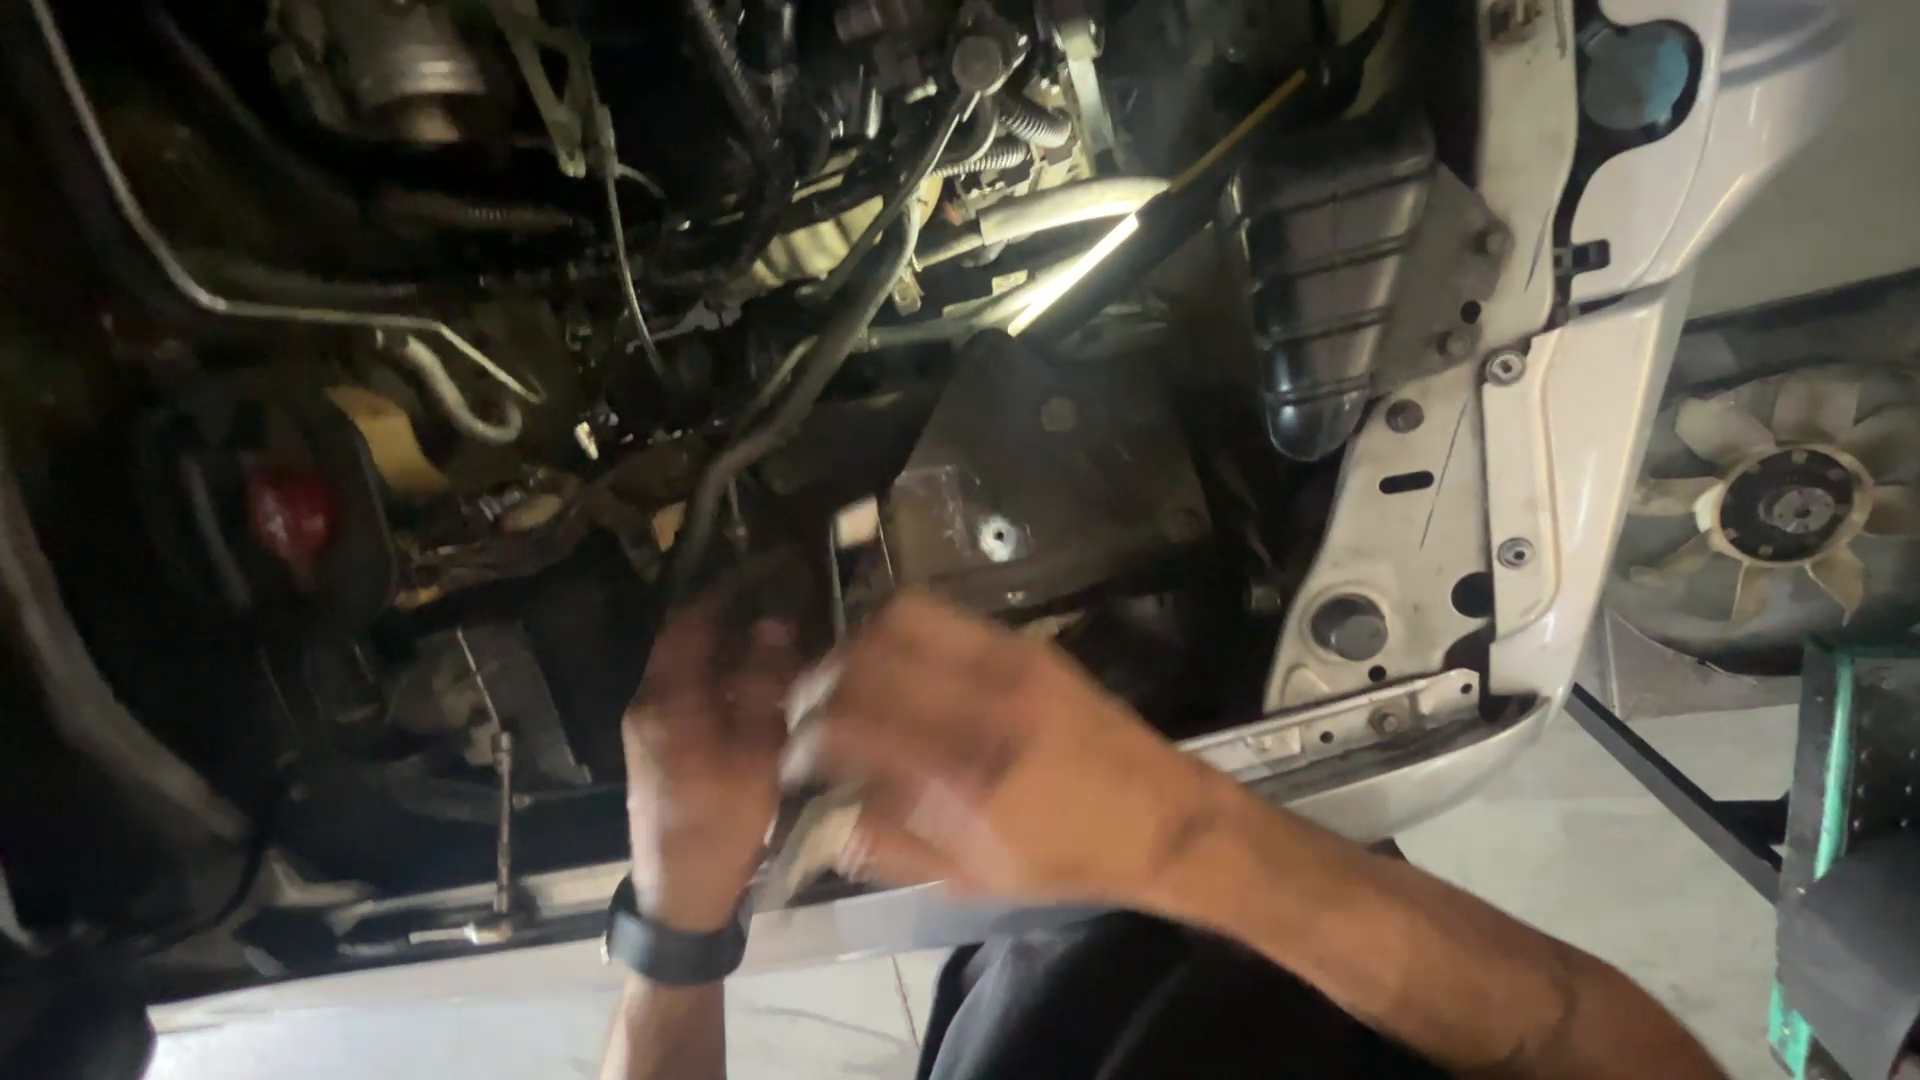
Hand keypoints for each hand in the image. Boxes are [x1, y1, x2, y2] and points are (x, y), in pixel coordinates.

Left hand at [623, 582, 802, 932]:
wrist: (680, 897)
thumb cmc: (721, 823)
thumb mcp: (754, 751)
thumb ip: (763, 683)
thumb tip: (773, 623)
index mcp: (665, 701)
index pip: (690, 624)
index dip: (725, 593)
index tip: (763, 573)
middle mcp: (648, 707)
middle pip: (688, 645)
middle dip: (732, 620)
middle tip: (780, 605)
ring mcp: (650, 731)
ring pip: (692, 671)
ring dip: (730, 651)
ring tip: (779, 642)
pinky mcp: (661, 751)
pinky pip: (692, 696)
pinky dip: (723, 680)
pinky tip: (760, 690)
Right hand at [809, 592, 1237, 908]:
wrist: (1160, 817)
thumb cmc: (1067, 858)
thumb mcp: (973, 878)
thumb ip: (891, 844)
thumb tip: (831, 812)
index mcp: (967, 774)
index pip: (855, 725)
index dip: (808, 734)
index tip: (795, 751)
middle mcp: (983, 703)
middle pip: (868, 660)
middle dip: (821, 682)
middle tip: (811, 709)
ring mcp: (1008, 662)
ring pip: (901, 619)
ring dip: (859, 645)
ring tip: (849, 677)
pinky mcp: (1026, 644)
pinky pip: (943, 615)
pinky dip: (902, 630)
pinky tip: (898, 660)